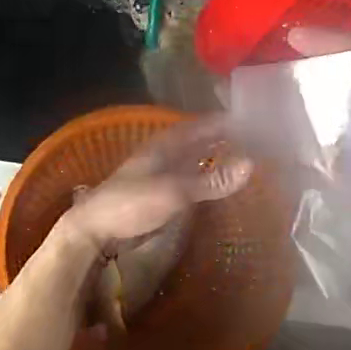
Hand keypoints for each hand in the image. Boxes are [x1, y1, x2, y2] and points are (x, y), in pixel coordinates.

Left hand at [56, 117, 253, 256]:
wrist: (95, 228)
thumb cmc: (132, 202)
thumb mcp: (175, 191)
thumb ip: (211, 180)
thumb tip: (250, 164)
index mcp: (166, 144)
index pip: (203, 124)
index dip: (226, 121)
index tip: (254, 121)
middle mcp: (165, 154)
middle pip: (199, 140)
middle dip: (224, 140)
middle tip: (255, 142)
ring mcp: (161, 173)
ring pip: (194, 159)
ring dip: (215, 159)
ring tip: (243, 161)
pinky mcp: (160, 193)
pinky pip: (189, 179)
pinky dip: (206, 178)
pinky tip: (217, 186)